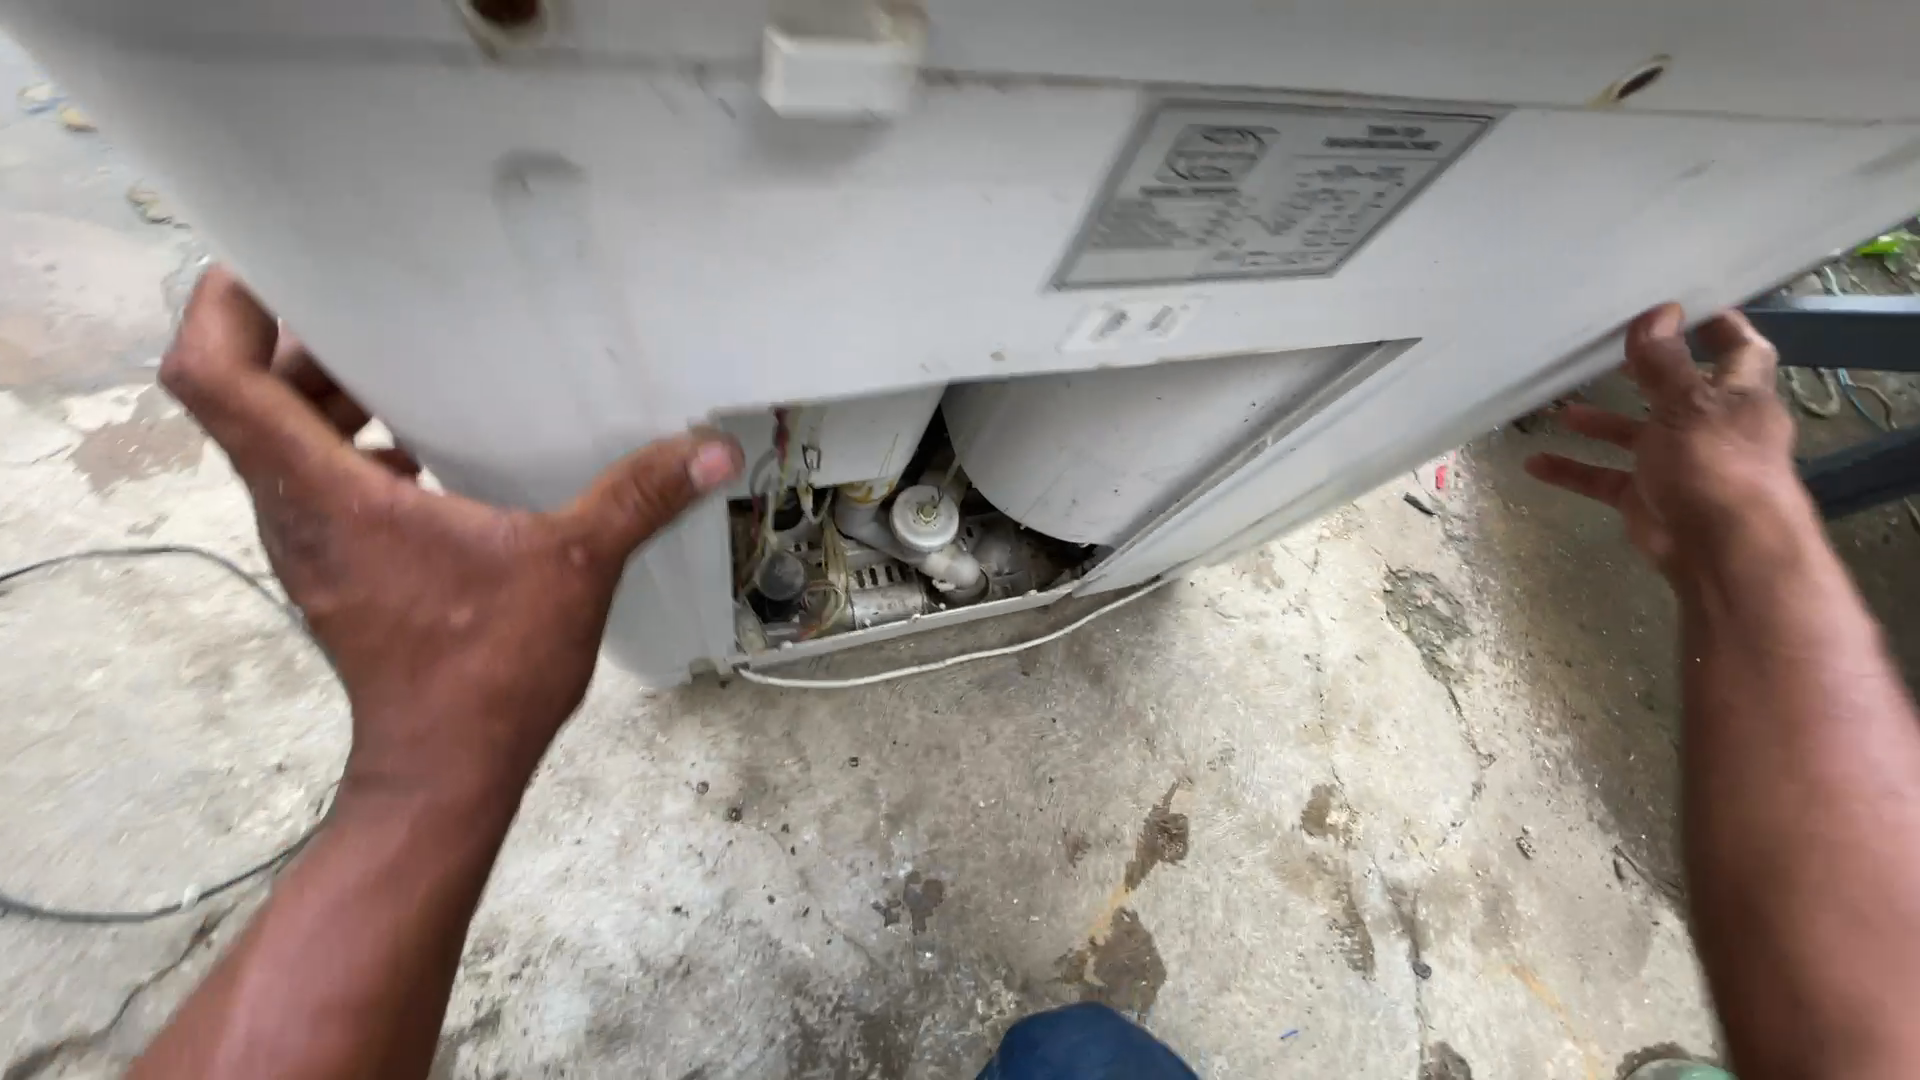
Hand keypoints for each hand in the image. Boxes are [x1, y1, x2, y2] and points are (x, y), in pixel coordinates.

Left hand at [159, 267, 742, 806]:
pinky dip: (361, 449)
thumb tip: (714, 449)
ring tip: (411, 363)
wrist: (451, 766)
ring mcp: (316, 548)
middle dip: (301, 342)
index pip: (215, 375)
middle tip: (381, 304)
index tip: (289, 268)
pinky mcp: (346, 574)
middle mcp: (298, 513)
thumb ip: (640, 499)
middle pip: (250, 399)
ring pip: (287, 445)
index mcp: (326, 494)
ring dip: (332, 398)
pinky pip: (327, 486)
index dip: (230, 306)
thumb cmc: (491, 664)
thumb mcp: (576, 565)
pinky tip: (436, 450)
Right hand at [1525, 303, 1813, 575]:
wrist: (1718, 545)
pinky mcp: (1644, 495)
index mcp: (1736, 397)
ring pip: (1633, 435)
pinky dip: (1570, 470)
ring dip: (1600, 422)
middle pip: (1677, 392)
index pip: (1737, 352)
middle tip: (1610, 351)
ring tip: (1562, 408)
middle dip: (1646, 373)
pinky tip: (1535, 463)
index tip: (1684, 306)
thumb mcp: (1686, 406)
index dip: (1716, 327)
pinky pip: (1601, 477)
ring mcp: (1675, 463)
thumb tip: (1657, 313)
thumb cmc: (1714, 465)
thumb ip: (1664, 363)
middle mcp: (1709, 426)